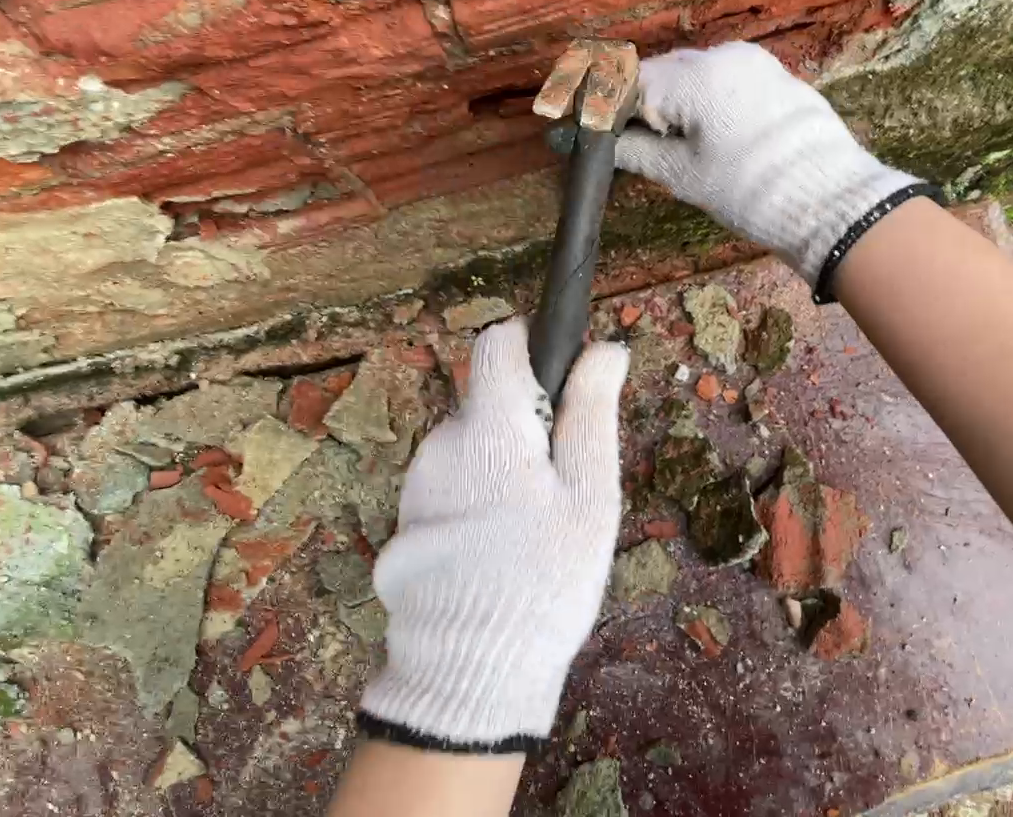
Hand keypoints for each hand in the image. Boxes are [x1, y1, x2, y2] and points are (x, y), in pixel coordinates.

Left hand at [358, 319, 627, 749]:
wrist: (469, 670)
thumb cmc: (545, 575)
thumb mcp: (588, 495)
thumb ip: (590, 413)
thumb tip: (605, 347)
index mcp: (489, 426)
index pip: (498, 343)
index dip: (530, 346)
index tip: (559, 382)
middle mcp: (442, 441)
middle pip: (489, 401)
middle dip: (524, 423)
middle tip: (558, 484)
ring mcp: (418, 480)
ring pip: (471, 444)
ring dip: (501, 464)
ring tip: (527, 525)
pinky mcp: (407, 515)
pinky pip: (450, 481)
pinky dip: (476, 494)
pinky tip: (495, 545)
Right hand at [615, 41, 924, 288]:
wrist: (832, 203)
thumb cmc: (749, 191)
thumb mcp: (682, 174)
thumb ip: (634, 150)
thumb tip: (601, 141)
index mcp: (698, 75)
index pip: (632, 79)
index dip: (609, 107)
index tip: (599, 133)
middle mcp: (726, 55)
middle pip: (664, 72)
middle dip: (642, 103)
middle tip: (632, 143)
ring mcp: (755, 63)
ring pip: (695, 75)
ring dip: (674, 102)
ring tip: (673, 145)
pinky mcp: (776, 78)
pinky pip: (725, 82)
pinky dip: (705, 102)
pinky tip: (708, 137)